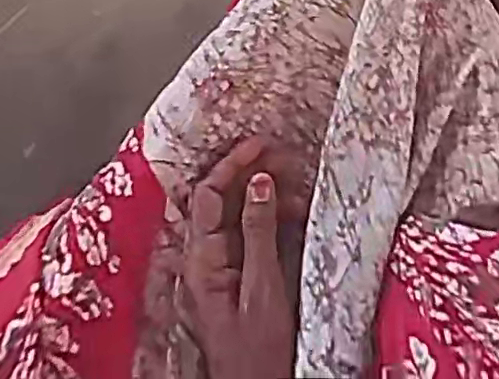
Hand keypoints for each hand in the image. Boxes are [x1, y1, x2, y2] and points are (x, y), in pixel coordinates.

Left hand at [183, 138, 295, 378]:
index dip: (232, 164)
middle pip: (221, 200)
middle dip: (251, 173)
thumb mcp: (262, 289)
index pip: (208, 196)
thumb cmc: (258, 352)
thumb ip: (258, 232)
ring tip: (296, 184)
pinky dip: (270, 216)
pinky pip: (248, 233)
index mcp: (202, 263)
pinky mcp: (235, 275)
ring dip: (265, 194)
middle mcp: (204, 260)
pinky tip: (294, 210)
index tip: (261, 145)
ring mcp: (219, 267)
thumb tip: (259, 181)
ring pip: (237, 214)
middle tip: (285, 159)